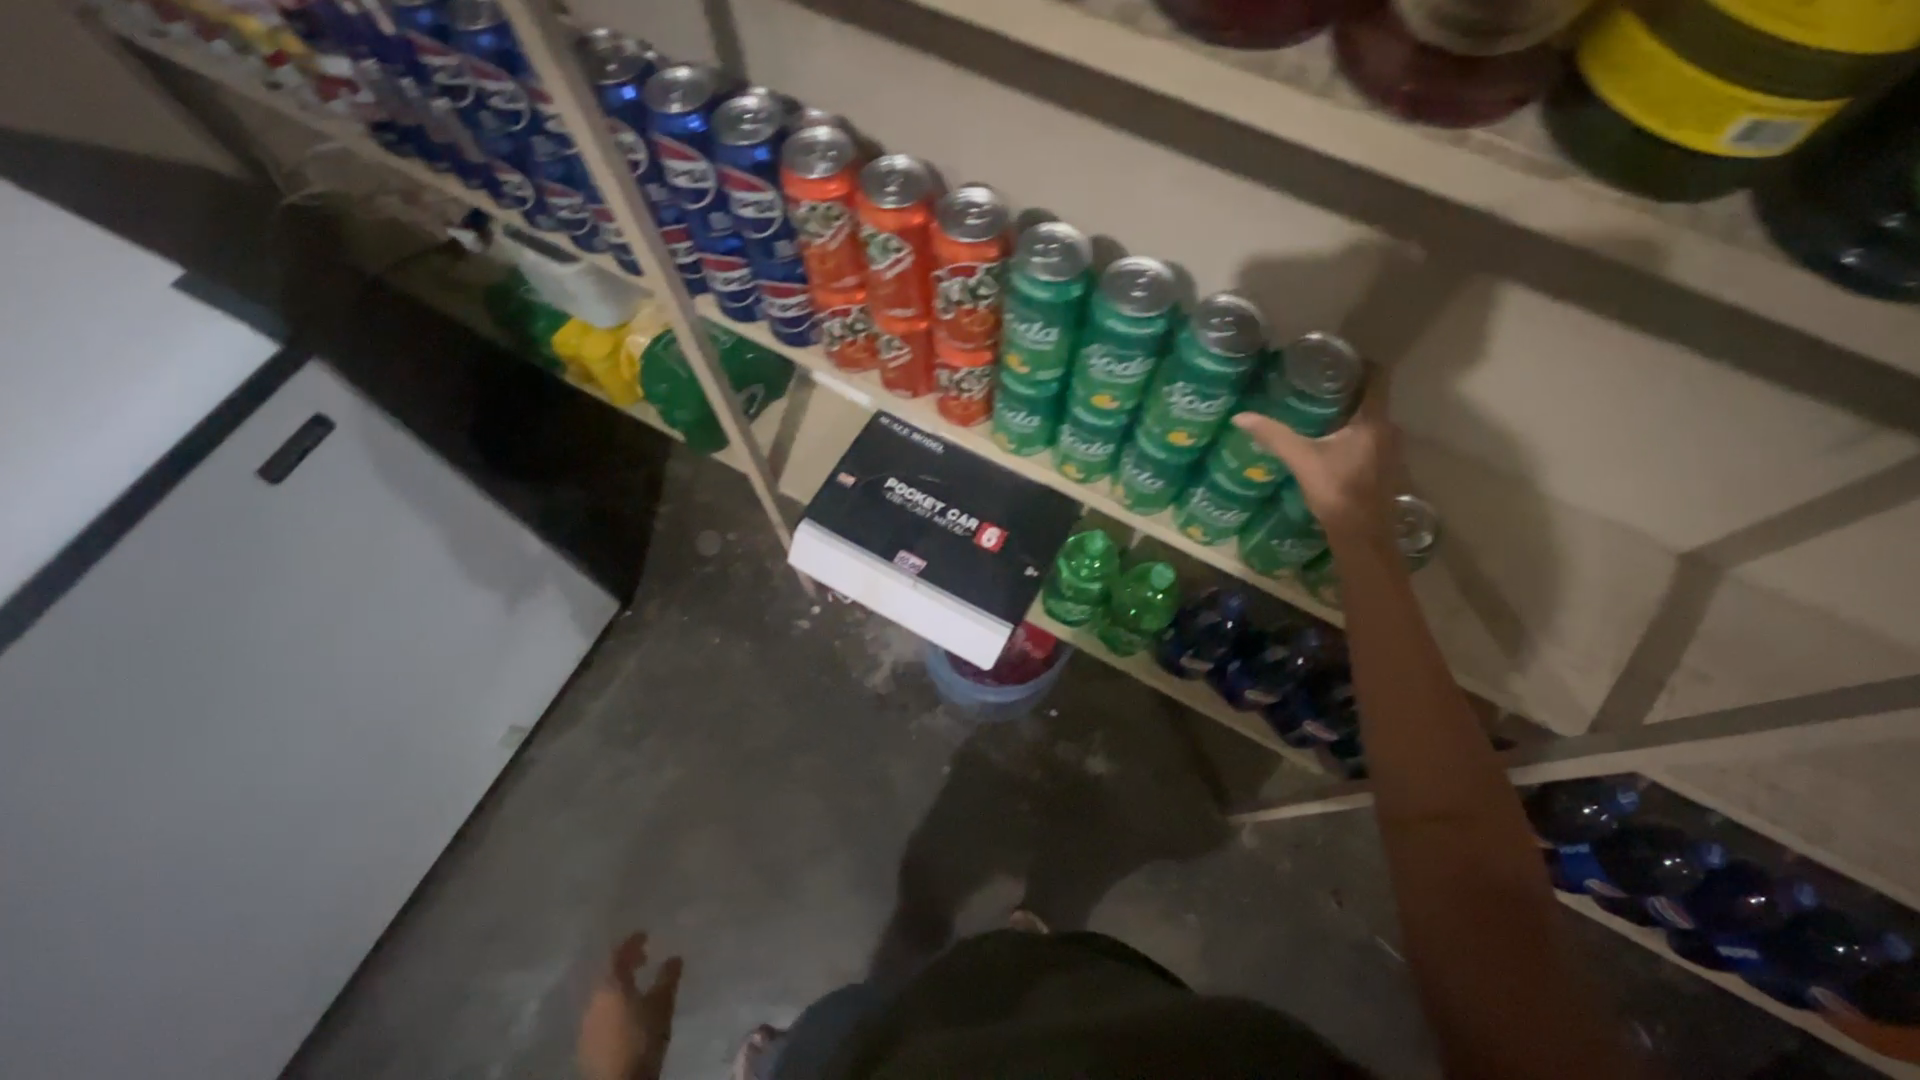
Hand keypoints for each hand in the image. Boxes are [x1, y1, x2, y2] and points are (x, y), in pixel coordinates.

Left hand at [578, 933, 682, 1079]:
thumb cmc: (642, 1038)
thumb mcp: (662, 1006)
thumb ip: (668, 979)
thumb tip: (674, 957)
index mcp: (611, 984)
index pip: (619, 954)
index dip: (633, 942)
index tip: (645, 934)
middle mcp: (593, 998)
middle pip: (608, 973)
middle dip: (626, 964)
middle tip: (643, 960)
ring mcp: (586, 1021)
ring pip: (603, 994)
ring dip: (619, 986)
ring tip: (636, 988)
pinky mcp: (585, 1041)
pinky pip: (600, 1012)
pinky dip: (613, 1004)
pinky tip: (625, 1014)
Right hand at [1231, 373, 1399, 542]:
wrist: (1362, 536)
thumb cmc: (1336, 492)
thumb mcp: (1301, 460)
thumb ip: (1274, 435)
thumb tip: (1241, 417)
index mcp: (1373, 421)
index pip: (1377, 376)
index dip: (1360, 363)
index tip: (1335, 358)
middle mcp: (1390, 430)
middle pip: (1373, 398)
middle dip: (1349, 389)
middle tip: (1318, 383)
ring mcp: (1392, 450)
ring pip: (1373, 420)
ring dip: (1352, 413)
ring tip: (1321, 410)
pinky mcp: (1387, 468)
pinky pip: (1373, 438)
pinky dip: (1355, 433)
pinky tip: (1332, 442)